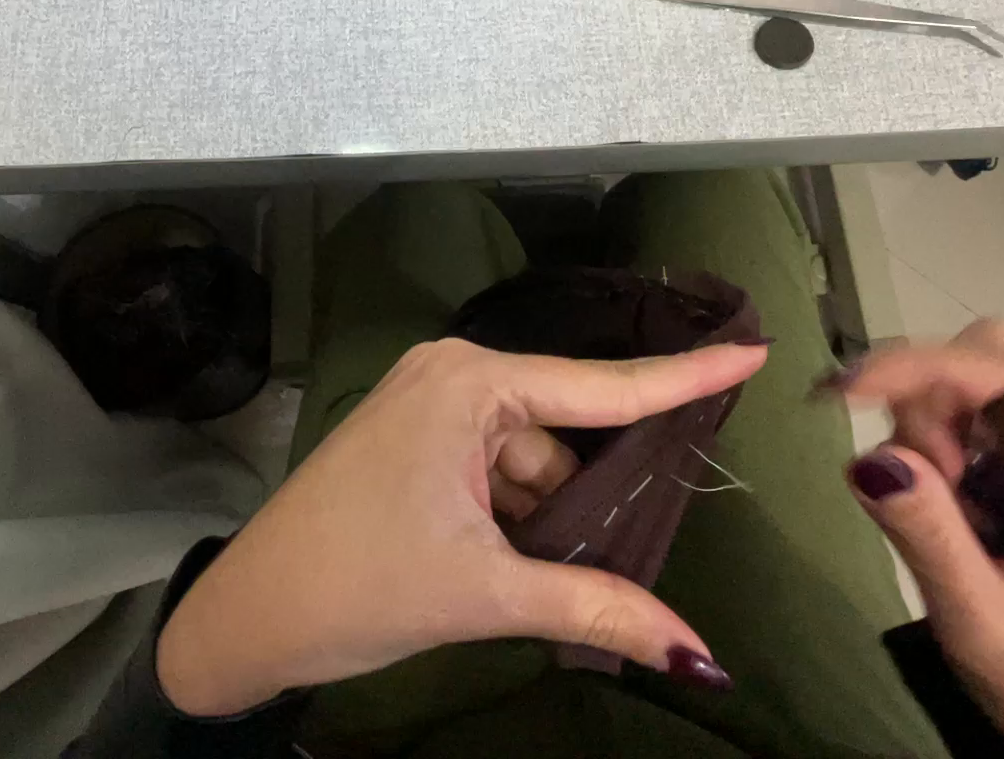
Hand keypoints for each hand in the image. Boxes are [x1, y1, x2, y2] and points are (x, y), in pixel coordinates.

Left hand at [155, 337, 768, 714]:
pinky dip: (514, 514)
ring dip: (545, 519)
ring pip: (532, 460)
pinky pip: (497, 467)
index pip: (600, 386)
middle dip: (585, 503)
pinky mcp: (420, 434)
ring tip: (517, 580)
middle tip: (597, 567)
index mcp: (470, 383)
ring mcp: (433, 403)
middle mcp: (455, 374)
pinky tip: (501, 561)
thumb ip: (596, 610)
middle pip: (564, 435)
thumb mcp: (483, 592)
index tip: (749, 350)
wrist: (253, 609)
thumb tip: (702, 654)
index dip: (682, 377)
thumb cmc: (359, 583)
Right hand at [836, 321, 1003, 758]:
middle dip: (931, 401)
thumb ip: (929, 539)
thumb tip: (866, 457)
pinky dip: (939, 441)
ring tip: (937, 506)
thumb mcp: (986, 631)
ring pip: (987, 380)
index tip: (845, 390)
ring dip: (931, 425)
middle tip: (913, 474)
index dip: (929, 368)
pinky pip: (983, 416)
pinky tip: (949, 501)